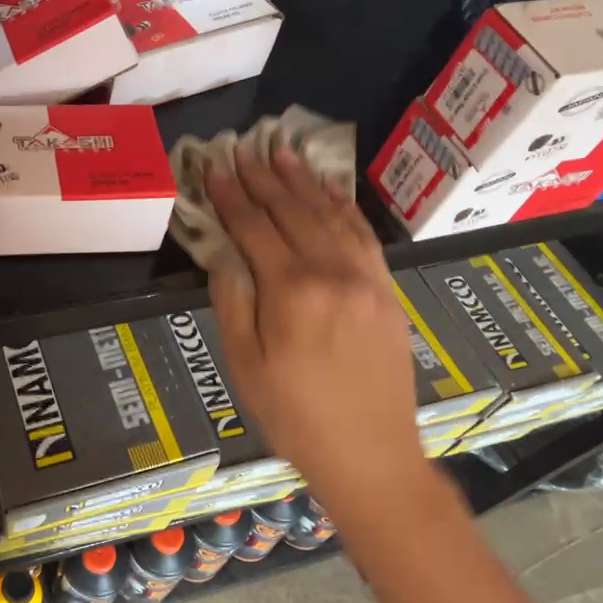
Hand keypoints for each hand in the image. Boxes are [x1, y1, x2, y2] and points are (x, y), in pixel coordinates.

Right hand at [204, 141, 425, 502]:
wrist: (370, 455)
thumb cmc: (293, 415)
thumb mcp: (243, 364)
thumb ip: (231, 301)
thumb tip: (223, 251)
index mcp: (290, 292)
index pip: (253, 227)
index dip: (231, 194)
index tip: (215, 165)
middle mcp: (331, 274)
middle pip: (292, 211)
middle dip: (264, 176)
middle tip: (244, 147)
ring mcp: (366, 279)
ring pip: (329, 215)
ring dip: (303, 181)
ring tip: (282, 151)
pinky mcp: (386, 290)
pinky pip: (363, 235)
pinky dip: (342, 206)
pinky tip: (328, 189)